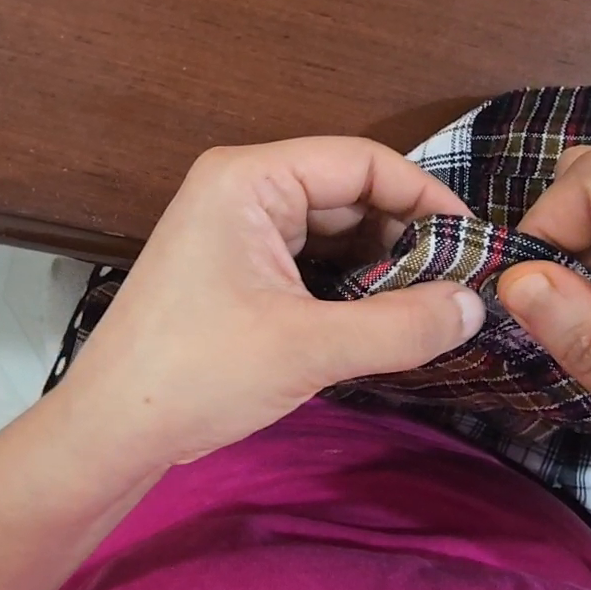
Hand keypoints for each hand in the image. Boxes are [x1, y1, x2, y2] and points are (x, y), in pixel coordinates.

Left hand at [58, 138, 485, 466]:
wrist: (113, 427)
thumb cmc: (199, 373)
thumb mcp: (310, 347)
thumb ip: (402, 325)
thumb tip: (477, 306)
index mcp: (249, 178)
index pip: (360, 162)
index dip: (425, 198)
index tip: (473, 246)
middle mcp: (239, 188)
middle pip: (345, 192)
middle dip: (403, 237)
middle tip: (459, 285)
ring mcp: (231, 227)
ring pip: (328, 229)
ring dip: (377, 264)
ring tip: (431, 304)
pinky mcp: (230, 264)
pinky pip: (304, 258)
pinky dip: (345, 282)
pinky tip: (382, 314)